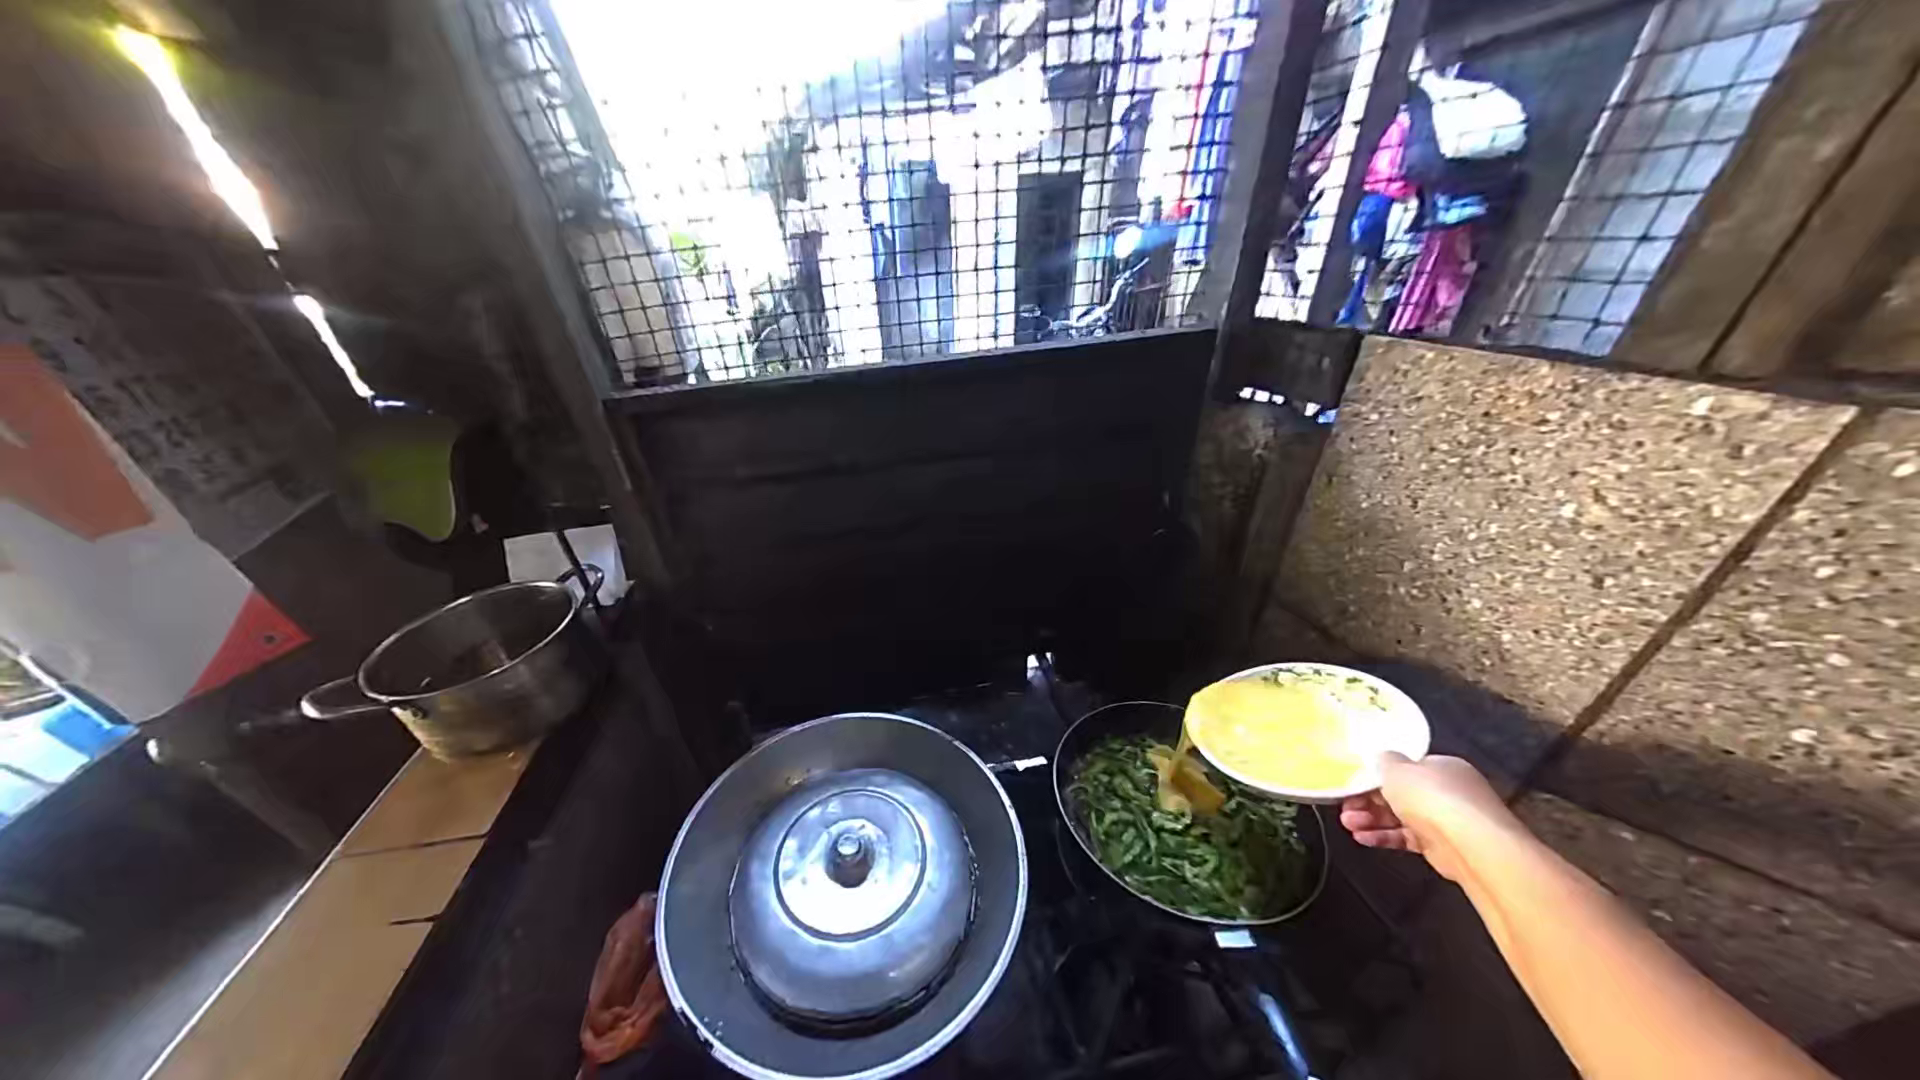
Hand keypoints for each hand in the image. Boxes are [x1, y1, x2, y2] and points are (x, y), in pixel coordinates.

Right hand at [1339, 753, 1517, 882]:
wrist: (1473, 846)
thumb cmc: (1432, 797)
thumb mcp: (1397, 768)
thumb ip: (1383, 762)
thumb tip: (1381, 760)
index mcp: (1441, 766)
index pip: (1403, 768)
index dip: (1373, 775)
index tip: (1351, 783)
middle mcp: (1447, 791)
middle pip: (1398, 794)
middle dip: (1367, 800)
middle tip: (1344, 807)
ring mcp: (1446, 821)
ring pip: (1400, 817)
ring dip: (1371, 819)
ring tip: (1347, 824)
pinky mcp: (1442, 848)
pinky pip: (1407, 838)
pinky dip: (1384, 837)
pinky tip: (1362, 838)